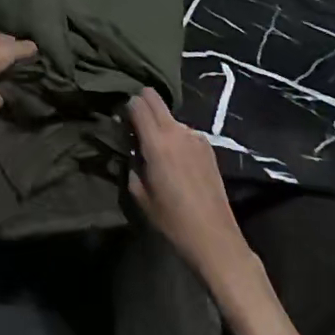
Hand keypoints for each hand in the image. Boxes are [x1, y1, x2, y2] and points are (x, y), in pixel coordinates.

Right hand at [127, 88, 250, 279]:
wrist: (214, 236)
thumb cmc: (172, 220)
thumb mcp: (141, 196)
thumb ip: (132, 165)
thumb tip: (130, 148)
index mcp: (157, 142)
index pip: (138, 104)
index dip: (126, 107)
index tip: (121, 122)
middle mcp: (177, 131)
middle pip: (154, 98)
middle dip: (141, 104)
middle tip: (134, 126)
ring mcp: (195, 136)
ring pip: (170, 116)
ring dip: (160, 123)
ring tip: (157, 150)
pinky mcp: (208, 145)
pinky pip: (184, 131)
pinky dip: (175, 136)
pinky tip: (177, 160)